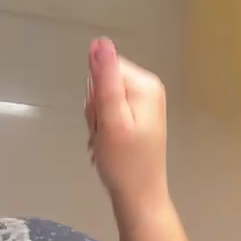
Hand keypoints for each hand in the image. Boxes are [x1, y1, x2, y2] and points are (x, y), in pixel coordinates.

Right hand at [85, 37, 170, 215]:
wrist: (138, 198)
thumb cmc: (123, 162)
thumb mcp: (111, 119)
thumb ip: (105, 80)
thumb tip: (100, 42)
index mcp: (144, 84)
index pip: (102, 69)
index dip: (94, 95)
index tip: (101, 120)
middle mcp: (147, 87)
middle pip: (102, 81)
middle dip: (95, 108)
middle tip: (103, 134)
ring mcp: (143, 101)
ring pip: (101, 96)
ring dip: (96, 120)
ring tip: (105, 140)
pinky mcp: (136, 114)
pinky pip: (107, 109)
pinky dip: (101, 126)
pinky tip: (107, 143)